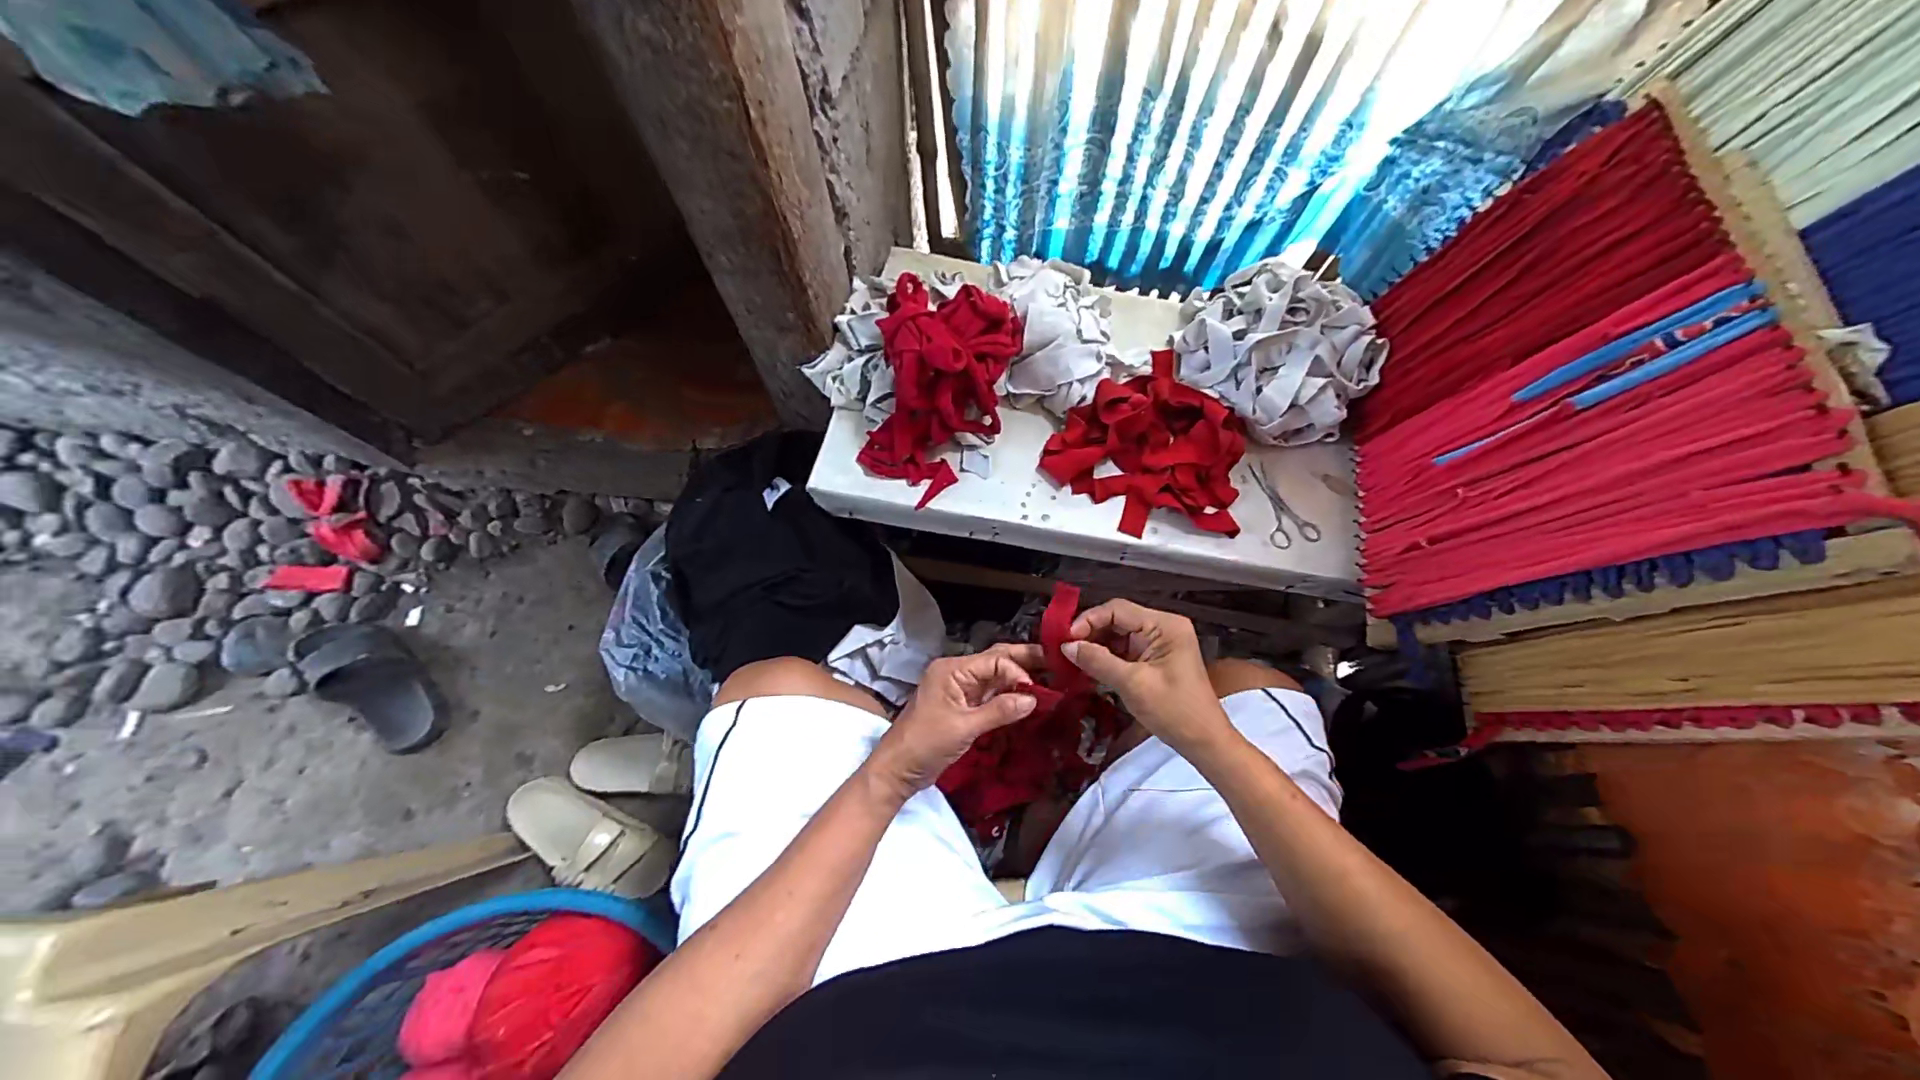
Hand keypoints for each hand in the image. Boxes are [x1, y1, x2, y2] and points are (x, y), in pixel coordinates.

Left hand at [865, 644, 1042, 798]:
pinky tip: (1027, 698)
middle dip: (1024, 662)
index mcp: (952, 669)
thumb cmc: (925, 743)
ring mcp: (958, 689)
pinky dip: (1007, 695)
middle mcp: (956, 672)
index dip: (1018, 672)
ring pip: (994, 677)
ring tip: (1048, 679)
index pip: (994, 660)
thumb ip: (999, 710)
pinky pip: (989, 694)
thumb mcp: (964, 728)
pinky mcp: (961, 705)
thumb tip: (1033, 698)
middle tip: (1056, 663)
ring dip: (1018, 679)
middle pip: (996, 661)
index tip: (1037, 691)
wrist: (898, 769)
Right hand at [1062, 599, 1232, 755]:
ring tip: (1071, 658)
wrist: (1204, 742)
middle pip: (1117, 619)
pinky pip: (1124, 650)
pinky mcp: (1154, 659)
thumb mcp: (1132, 684)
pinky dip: (1105, 657)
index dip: (1089, 620)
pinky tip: (1087, 666)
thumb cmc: (1174, 711)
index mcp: (1165, 625)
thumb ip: (1098, 661)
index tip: (1065, 639)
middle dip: (1090, 633)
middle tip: (1064, 649)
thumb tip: (1066, 646)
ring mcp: (1159, 643)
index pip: (1118, 609)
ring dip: (1095, 645)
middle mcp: (1163, 627)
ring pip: (1118, 635)